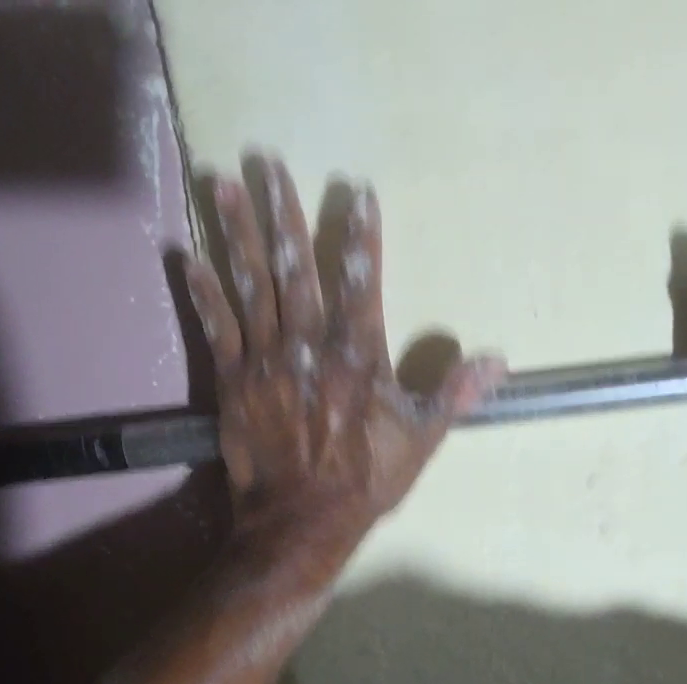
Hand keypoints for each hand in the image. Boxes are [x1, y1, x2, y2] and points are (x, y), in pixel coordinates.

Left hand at [183, 155, 503, 547]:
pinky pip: (217, 328)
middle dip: (281, 210)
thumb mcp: (422, 439)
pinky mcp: (234, 382)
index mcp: (358, 356)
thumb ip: (454, 393)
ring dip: (237, 232)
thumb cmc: (367, 480)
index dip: (360, 235)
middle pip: (295, 267)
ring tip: (219, 182)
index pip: (361, 281)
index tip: (356, 190)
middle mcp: (310, 346)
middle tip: (265, 159)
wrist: (302, 521)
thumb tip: (497, 359)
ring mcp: (267, 360)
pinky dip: (204, 292)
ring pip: (252, 285)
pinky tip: (189, 255)